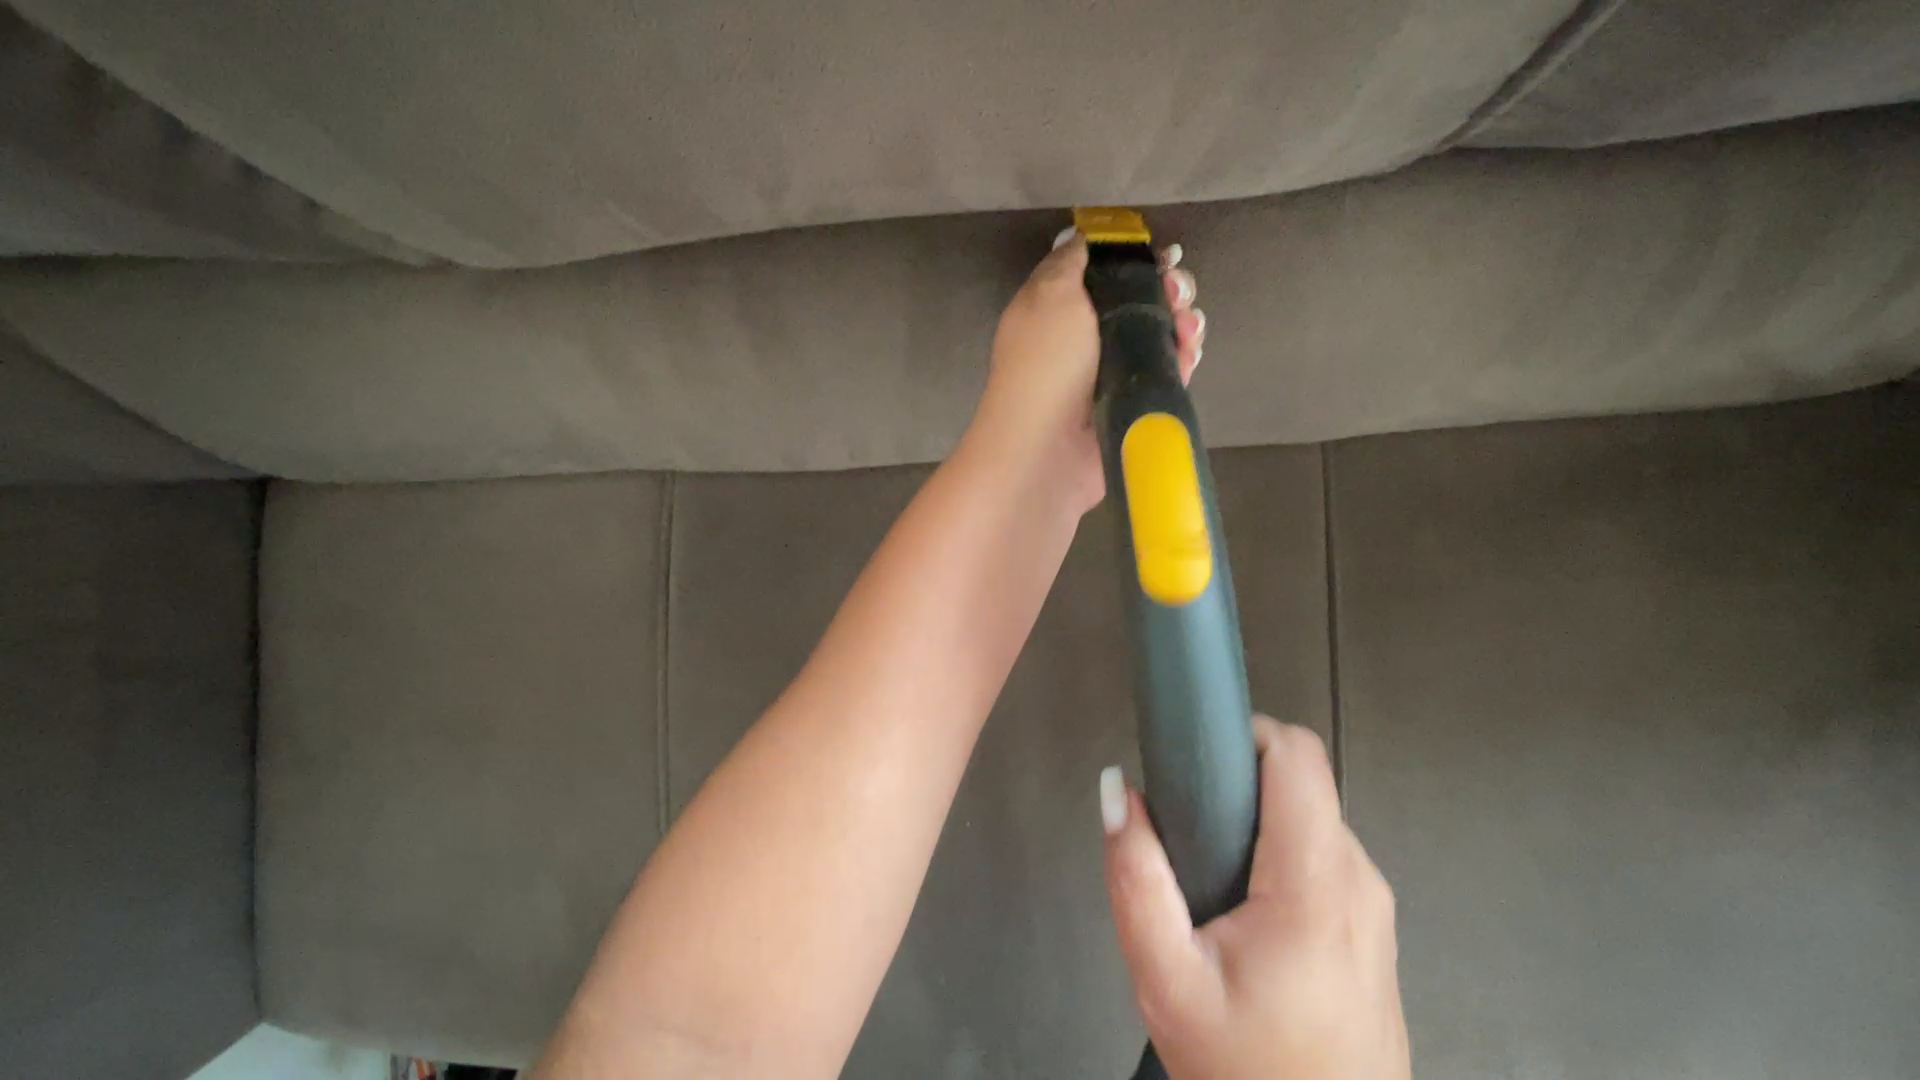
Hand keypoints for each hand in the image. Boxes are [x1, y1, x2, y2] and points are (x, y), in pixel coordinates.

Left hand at [971, 229, 1205, 513]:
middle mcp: (1084, 337)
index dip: (1135, 259)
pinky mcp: (1132, 402)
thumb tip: (1081, 236)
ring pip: (1158, 335)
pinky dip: (1182, 357)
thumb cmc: (1047, 364)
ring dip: (1181, 322)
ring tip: (1188, 326)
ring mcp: (1109, 372)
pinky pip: (1165, 371)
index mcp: (1058, 305)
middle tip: (1178, 293)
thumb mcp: (1052, 294)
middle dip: (1168, 289)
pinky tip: (1189, 350)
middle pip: (1138, 300)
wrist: (1047, 449)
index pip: (1103, 270)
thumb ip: (1072, 262)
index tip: (1162, 256)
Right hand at [1101, 717, 1409, 1079]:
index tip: (1190, 759)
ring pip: (1308, 821)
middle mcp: (1359, 878)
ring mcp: (1374, 905)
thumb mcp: (1165, 982)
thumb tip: (1118, 792)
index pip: (1297, 755)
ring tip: (1205, 885)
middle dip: (1235, 789)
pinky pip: (1321, 860)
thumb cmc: (1246, 1072)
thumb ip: (1135, 880)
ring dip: (1253, 828)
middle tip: (1184, 839)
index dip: (1243, 734)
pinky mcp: (1373, 928)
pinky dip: (1276, 862)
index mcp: (1316, 883)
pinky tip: (1240, 917)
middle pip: (1298, 785)